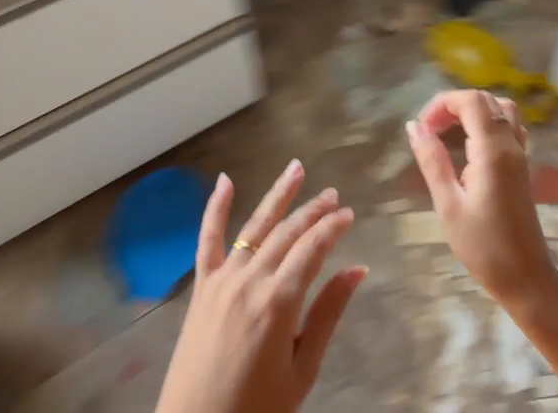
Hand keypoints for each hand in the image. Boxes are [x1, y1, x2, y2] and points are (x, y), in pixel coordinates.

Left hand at [155, 161, 365, 412]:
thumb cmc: (257, 407)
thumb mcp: (302, 369)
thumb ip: (328, 315)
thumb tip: (356, 269)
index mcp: (279, 302)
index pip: (313, 249)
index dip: (333, 228)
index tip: (349, 215)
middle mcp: (250, 280)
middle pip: (287, 233)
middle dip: (312, 210)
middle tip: (332, 194)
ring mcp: (221, 280)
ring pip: (254, 226)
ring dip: (277, 196)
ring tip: (297, 169)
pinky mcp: (201, 288)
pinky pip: (207, 240)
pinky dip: (215, 209)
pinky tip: (224, 182)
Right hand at [406, 90, 557, 316]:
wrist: (526, 277)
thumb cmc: (483, 246)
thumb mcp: (448, 205)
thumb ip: (432, 161)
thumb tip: (414, 127)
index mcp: (493, 150)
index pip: (471, 101)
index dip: (442, 104)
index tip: (422, 128)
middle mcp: (512, 144)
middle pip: (487, 100)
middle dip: (454, 105)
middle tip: (430, 132)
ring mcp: (522, 154)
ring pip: (502, 110)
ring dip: (473, 111)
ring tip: (448, 134)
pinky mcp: (524, 166)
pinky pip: (510, 127)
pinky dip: (489, 123)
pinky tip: (471, 146)